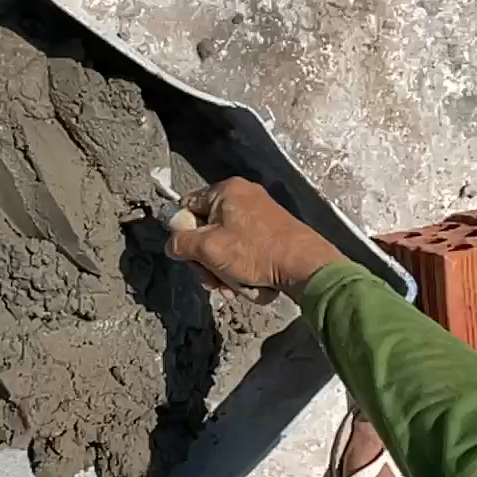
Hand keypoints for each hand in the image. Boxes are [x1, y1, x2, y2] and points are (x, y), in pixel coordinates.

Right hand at [164, 178, 343, 298]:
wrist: (304, 266)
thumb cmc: (254, 252)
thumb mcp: (207, 248)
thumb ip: (180, 243)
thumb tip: (171, 245)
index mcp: (226, 190)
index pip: (187, 208)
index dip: (183, 234)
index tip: (188, 256)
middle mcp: (243, 196)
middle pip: (205, 230)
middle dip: (206, 260)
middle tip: (211, 278)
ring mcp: (258, 215)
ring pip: (223, 245)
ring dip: (222, 270)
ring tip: (231, 286)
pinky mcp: (270, 233)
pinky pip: (243, 250)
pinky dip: (240, 269)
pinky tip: (245, 283)